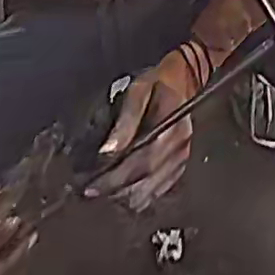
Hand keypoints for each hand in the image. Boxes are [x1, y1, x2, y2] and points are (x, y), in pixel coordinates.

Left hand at [85, 44, 205, 211]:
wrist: (184, 78)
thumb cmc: (158, 83)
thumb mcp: (139, 91)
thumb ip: (126, 121)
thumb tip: (107, 152)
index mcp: (171, 130)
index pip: (142, 165)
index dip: (114, 180)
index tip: (91, 188)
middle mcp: (180, 148)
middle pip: (145, 184)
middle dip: (116, 192)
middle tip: (93, 191)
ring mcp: (182, 157)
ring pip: (151, 192)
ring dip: (126, 196)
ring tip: (107, 189)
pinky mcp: (181, 163)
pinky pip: (159, 190)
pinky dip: (140, 194)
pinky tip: (126, 187)